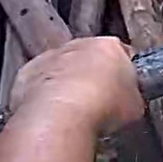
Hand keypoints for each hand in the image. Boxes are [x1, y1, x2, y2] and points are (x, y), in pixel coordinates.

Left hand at [10, 38, 144, 134]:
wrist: (61, 116)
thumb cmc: (101, 107)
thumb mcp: (135, 107)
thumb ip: (133, 97)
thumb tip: (130, 103)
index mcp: (110, 46)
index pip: (122, 53)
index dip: (124, 73)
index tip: (123, 89)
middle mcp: (79, 45)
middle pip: (89, 57)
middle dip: (93, 75)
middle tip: (98, 101)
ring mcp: (50, 57)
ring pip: (61, 68)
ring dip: (67, 84)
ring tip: (72, 112)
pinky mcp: (27, 73)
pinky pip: (38, 82)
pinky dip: (43, 95)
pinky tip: (51, 114)